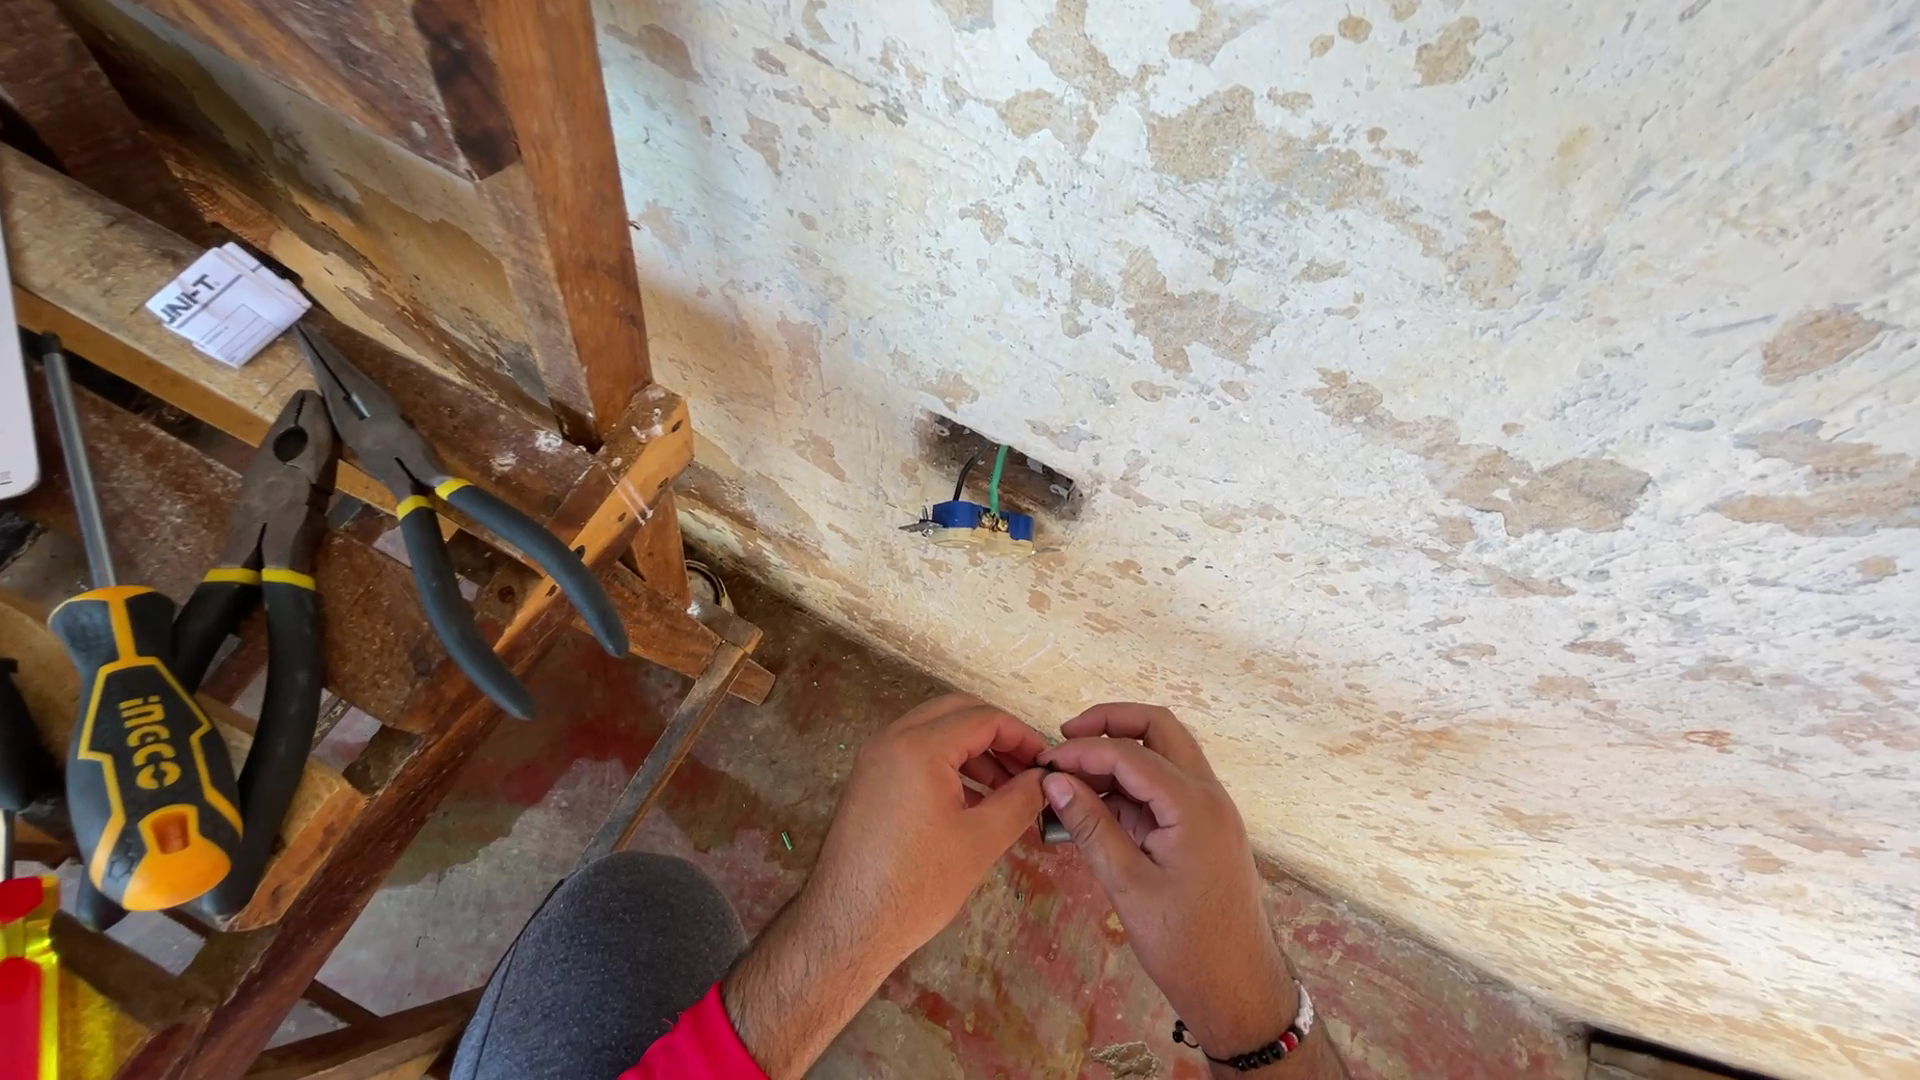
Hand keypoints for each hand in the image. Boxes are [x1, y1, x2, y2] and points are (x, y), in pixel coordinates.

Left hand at [725, 694, 1046, 1077]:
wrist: (849, 925)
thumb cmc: (918, 884)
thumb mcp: (981, 840)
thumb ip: (1020, 800)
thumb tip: (1046, 780)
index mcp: (920, 746)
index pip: (984, 717)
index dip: (1023, 736)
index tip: (1047, 765)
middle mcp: (893, 738)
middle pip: (959, 712)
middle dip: (999, 736)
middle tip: (1028, 771)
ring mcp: (876, 756)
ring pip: (937, 730)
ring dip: (975, 749)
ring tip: (1007, 790)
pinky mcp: (870, 777)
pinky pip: (918, 751)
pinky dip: (949, 763)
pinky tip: (973, 799)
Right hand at [1038, 704, 1297, 1058]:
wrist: (1242, 993)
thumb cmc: (1185, 944)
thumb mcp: (1128, 885)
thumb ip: (1091, 825)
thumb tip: (1053, 781)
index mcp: (1193, 804)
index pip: (1129, 753)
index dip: (1082, 751)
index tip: (1044, 762)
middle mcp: (1208, 793)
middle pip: (1159, 727)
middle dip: (1110, 722)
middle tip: (1066, 738)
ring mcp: (1210, 808)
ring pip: (1165, 751)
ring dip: (1122, 749)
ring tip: (1075, 772)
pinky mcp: (1205, 825)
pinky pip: (1166, 783)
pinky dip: (1132, 781)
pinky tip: (1098, 802)